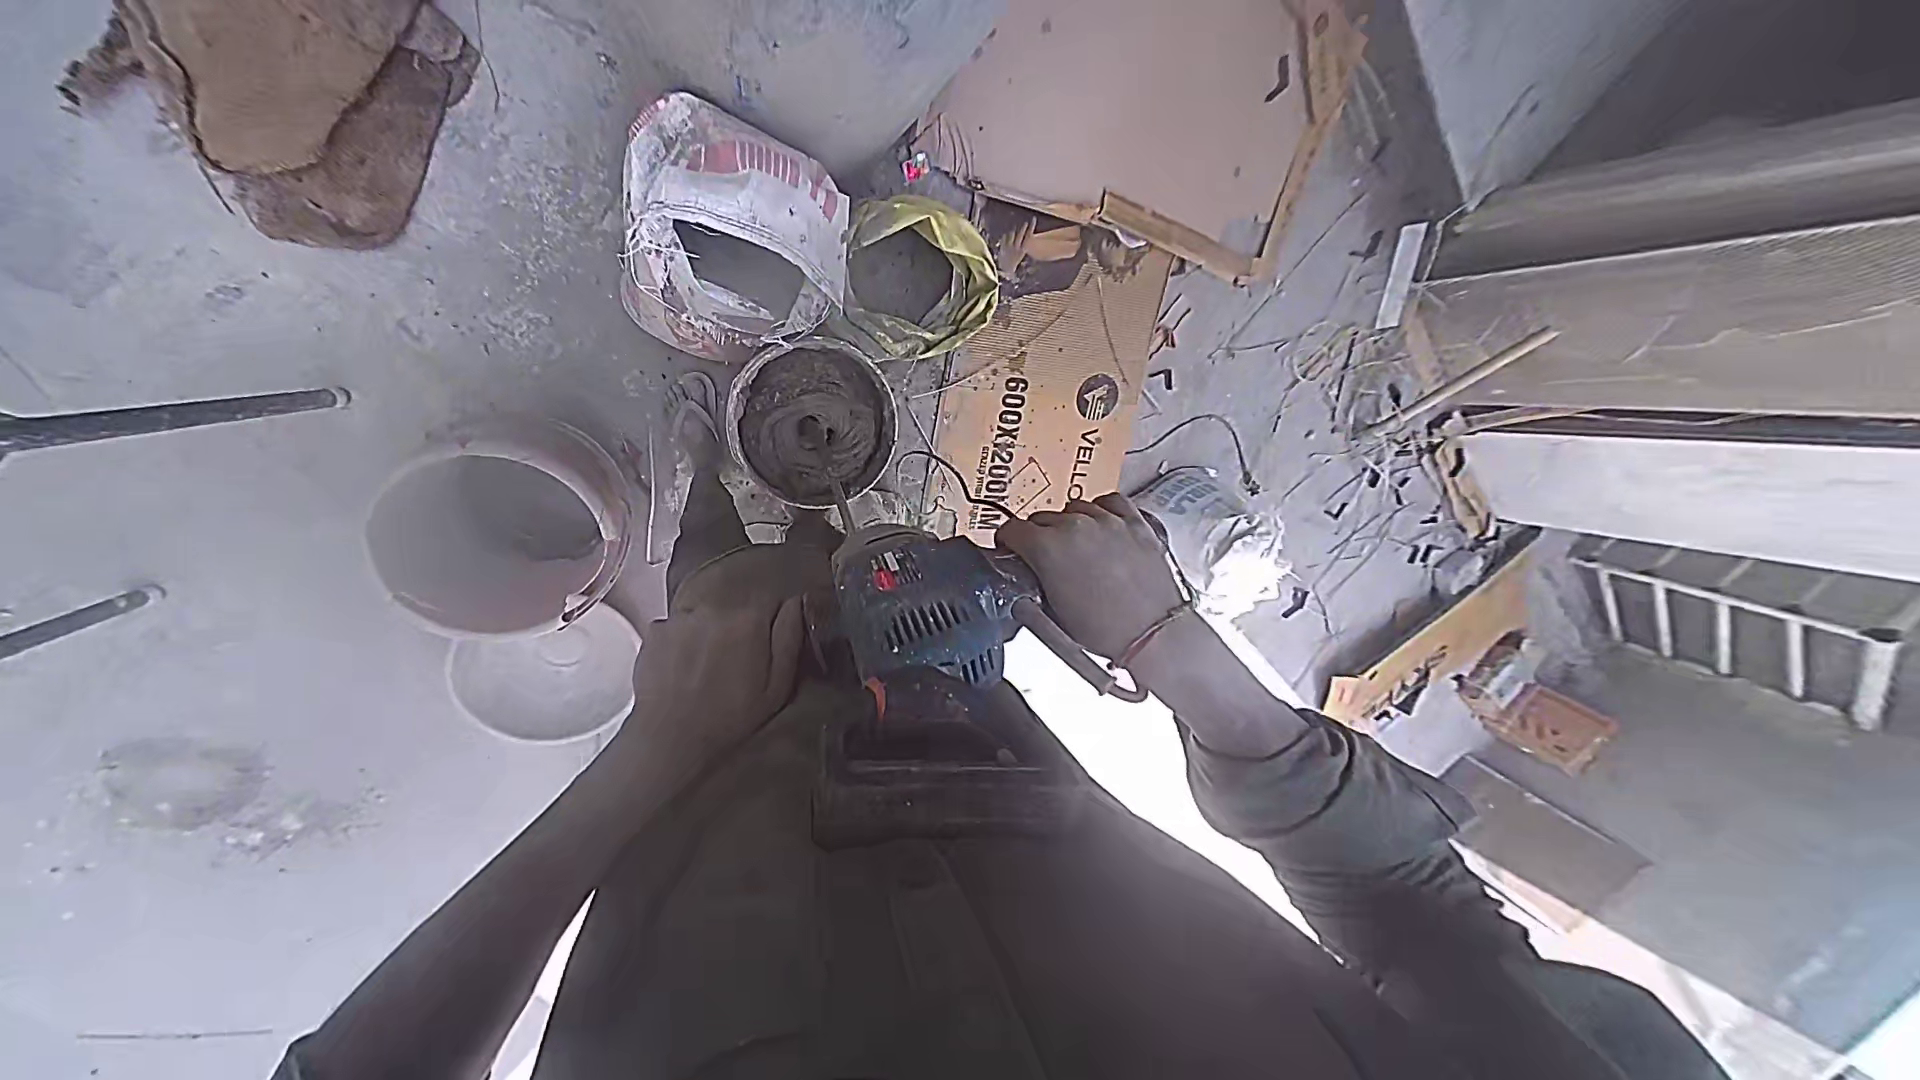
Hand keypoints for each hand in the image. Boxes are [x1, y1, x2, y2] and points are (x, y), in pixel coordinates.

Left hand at [608, 594, 805, 780]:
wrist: (670, 740)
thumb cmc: (730, 717)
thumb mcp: (777, 685)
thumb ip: (789, 637)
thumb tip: (794, 602)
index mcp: (750, 620)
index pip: (770, 601)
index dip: (769, 626)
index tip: (764, 648)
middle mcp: (715, 609)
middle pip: (736, 610)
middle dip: (739, 631)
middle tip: (735, 666)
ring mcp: (681, 618)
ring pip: (707, 617)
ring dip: (710, 634)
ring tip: (706, 669)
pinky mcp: (656, 631)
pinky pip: (678, 627)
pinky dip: (682, 642)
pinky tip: (683, 668)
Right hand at [995, 494, 1185, 658]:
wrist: (1153, 634)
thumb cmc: (1107, 630)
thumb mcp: (1052, 611)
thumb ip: (1034, 581)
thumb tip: (1030, 572)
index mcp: (1047, 546)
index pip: (1012, 529)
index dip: (1007, 541)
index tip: (1010, 546)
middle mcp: (1075, 526)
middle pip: (1041, 518)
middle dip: (1037, 535)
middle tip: (1044, 556)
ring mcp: (1107, 520)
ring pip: (1075, 507)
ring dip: (1069, 523)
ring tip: (1074, 543)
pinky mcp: (1134, 522)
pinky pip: (1110, 502)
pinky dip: (1101, 509)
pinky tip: (1100, 522)